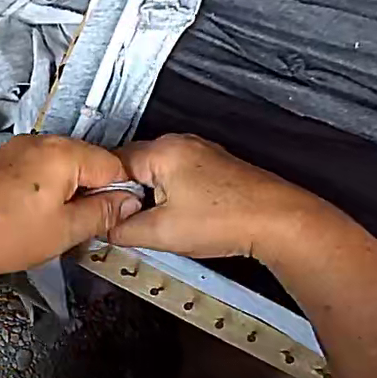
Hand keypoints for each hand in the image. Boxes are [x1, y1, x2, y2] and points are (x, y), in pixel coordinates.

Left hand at [0, 134, 140, 288]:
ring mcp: (19, 147)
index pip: (113, 165)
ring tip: (57, 222)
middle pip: (87, 160)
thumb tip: (130, 201)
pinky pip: (39, 167)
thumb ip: (104, 213)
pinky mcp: (2, 159)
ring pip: (63, 164)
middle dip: (93, 190)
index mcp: (64, 152)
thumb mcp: (66, 231)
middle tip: (84, 224)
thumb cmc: (8, 236)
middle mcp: (42, 140)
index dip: (120, 193)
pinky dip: (47, 187)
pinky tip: (35, 212)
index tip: (114, 217)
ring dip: (70, 190)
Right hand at [108, 134, 333, 260]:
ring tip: (159, 224)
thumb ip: (122, 229)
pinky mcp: (214, 167)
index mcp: (163, 151)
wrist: (275, 222)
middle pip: (134, 167)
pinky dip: (172, 197)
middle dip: (127, 196)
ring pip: (157, 174)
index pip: (112, 164)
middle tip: (126, 224)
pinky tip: (181, 219)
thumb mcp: (160, 233)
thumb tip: (107, 228)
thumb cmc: (229, 219)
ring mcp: (200, 153)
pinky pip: (178, 178)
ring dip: (150, 198)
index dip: (103, 192)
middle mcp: (181, 144)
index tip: (100, 213)